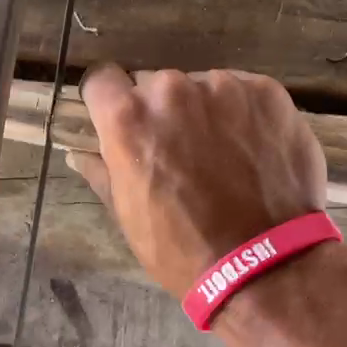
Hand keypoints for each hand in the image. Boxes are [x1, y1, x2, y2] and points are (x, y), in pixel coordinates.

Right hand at [67, 65, 328, 296]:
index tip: (119, 119)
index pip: (102, 80)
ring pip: (202, 88)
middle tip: (179, 152)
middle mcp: (172, 89)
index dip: (108, 99)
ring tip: (224, 156)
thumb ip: (102, 171)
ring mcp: (223, 86)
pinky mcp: (266, 92)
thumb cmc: (183, 248)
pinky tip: (253, 150)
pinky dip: (243, 114)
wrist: (266, 266)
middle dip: (161, 112)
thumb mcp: (129, 215)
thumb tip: (80, 154)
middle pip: (155, 85)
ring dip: (204, 112)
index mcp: (128, 117)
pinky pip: (243, 93)